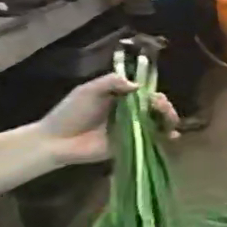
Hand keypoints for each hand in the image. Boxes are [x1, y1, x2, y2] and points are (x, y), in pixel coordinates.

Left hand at [34, 72, 178, 165]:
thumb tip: (138, 85)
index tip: (154, 96)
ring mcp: (133, 129)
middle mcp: (132, 113)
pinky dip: (166, 136)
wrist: (55, 140)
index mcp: (123, 98)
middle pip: (158, 107)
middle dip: (164, 106)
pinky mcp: (132, 144)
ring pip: (160, 122)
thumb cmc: (70, 112)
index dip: (155, 93)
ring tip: (166, 118)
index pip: (147, 93)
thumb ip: (111, 82)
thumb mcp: (88, 90)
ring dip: (169, 118)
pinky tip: (171, 135)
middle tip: (159, 106)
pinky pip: (154, 140)